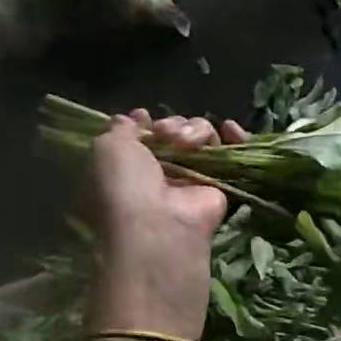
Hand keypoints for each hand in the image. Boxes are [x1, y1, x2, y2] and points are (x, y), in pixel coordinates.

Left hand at [89, 110, 248, 340]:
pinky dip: (232, 138)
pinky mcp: (220, 184)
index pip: (145, 133)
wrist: (161, 224)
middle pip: (176, 131)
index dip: (147, 121)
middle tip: (167, 135)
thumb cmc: (125, 186)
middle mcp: (162, 169)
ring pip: (201, 137)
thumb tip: (135, 117)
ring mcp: (192, 176)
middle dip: (172, 125)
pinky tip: (231, 130)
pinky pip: (229, 154)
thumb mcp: (108, 147)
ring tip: (187, 141)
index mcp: (131, 163)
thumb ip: (122, 129)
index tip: (147, 116)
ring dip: (194, 130)